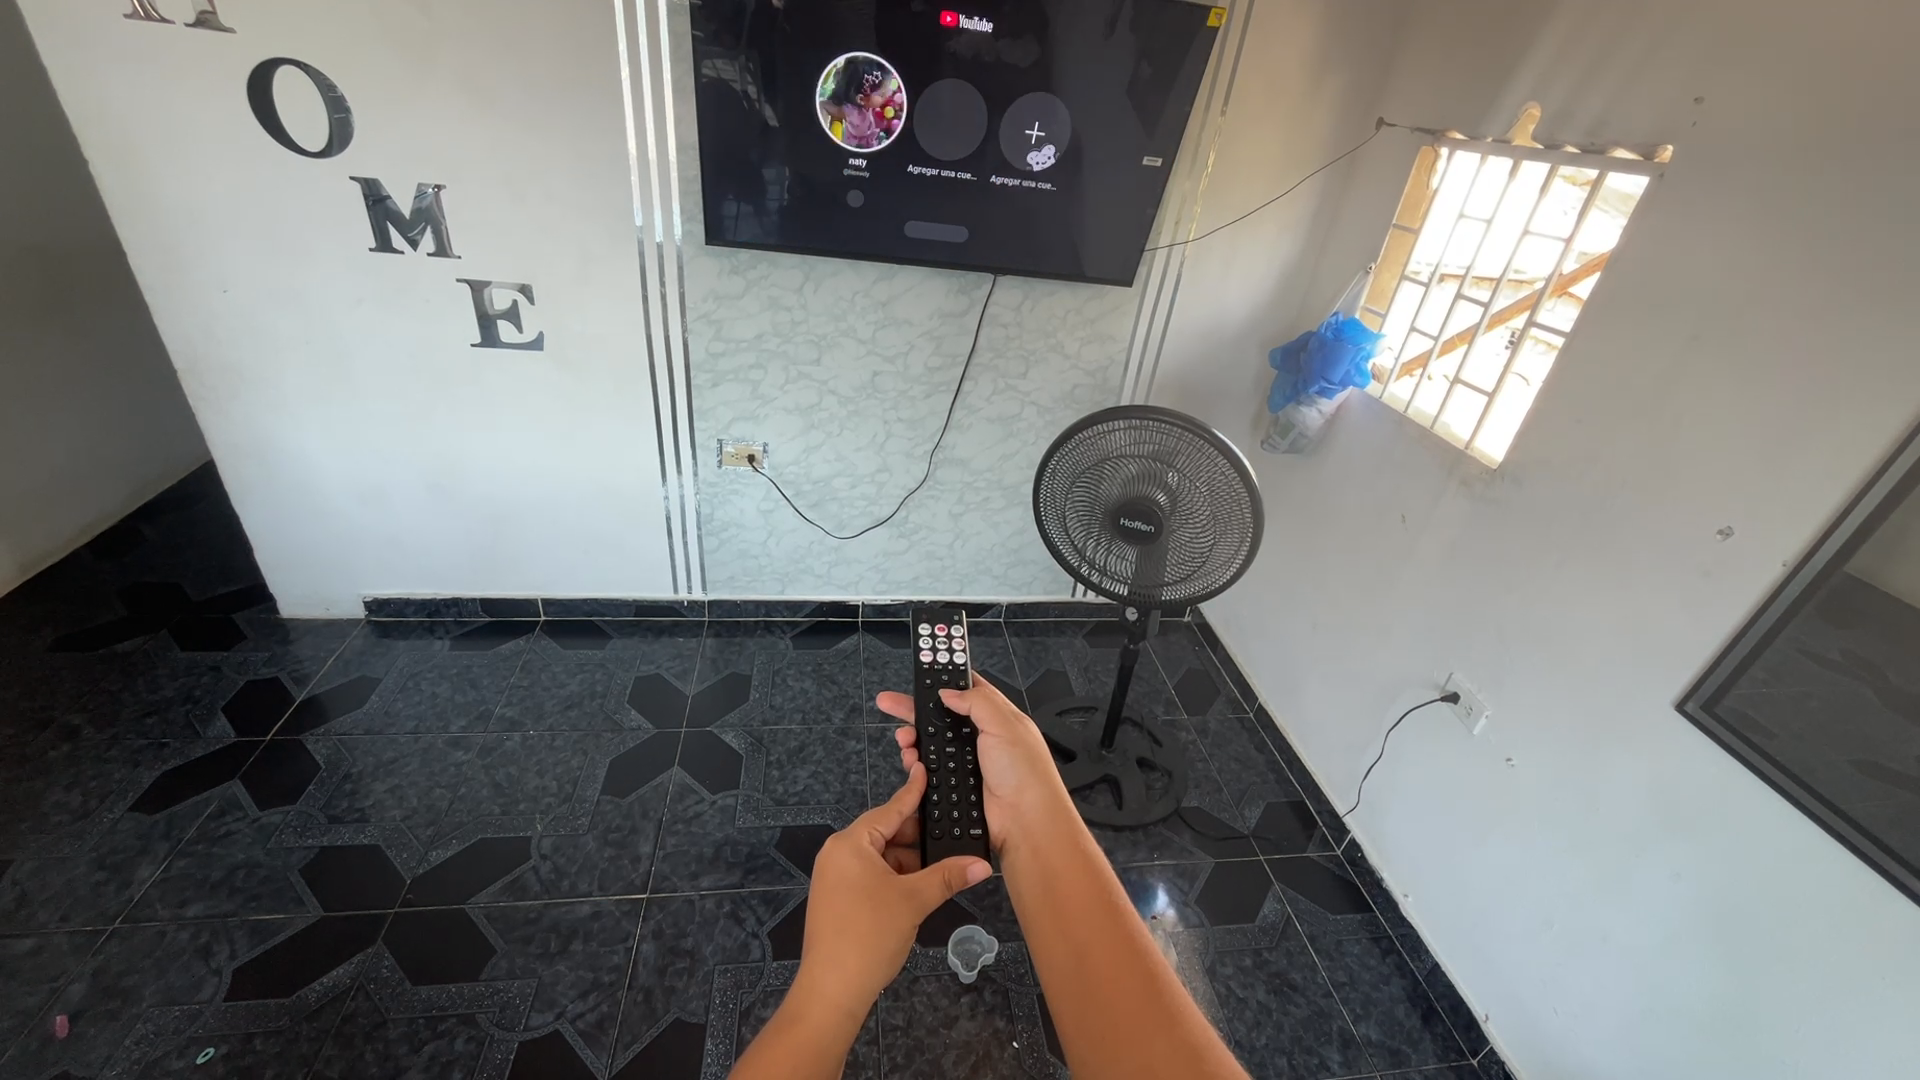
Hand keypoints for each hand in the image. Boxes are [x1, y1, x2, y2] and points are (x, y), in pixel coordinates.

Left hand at [798, 763, 990, 1011]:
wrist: (831, 992)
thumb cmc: (869, 935)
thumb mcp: (913, 901)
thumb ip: (947, 876)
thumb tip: (982, 865)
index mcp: (851, 843)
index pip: (890, 809)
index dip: (912, 792)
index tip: (925, 769)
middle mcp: (838, 853)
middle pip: (885, 832)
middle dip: (917, 838)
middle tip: (950, 833)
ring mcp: (835, 877)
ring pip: (880, 857)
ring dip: (908, 862)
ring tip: (941, 866)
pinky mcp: (837, 899)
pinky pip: (871, 875)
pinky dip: (895, 878)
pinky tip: (919, 888)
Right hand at [876, 676, 1076, 856]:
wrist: (1024, 823)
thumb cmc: (1025, 773)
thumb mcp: (1005, 724)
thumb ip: (977, 702)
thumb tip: (948, 692)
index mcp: (997, 716)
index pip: (968, 690)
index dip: (946, 680)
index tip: (922, 673)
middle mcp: (982, 736)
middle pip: (942, 716)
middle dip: (916, 708)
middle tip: (891, 702)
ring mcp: (968, 761)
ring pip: (932, 743)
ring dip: (914, 738)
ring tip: (903, 738)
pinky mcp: (957, 783)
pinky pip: (930, 768)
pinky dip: (917, 763)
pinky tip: (910, 760)